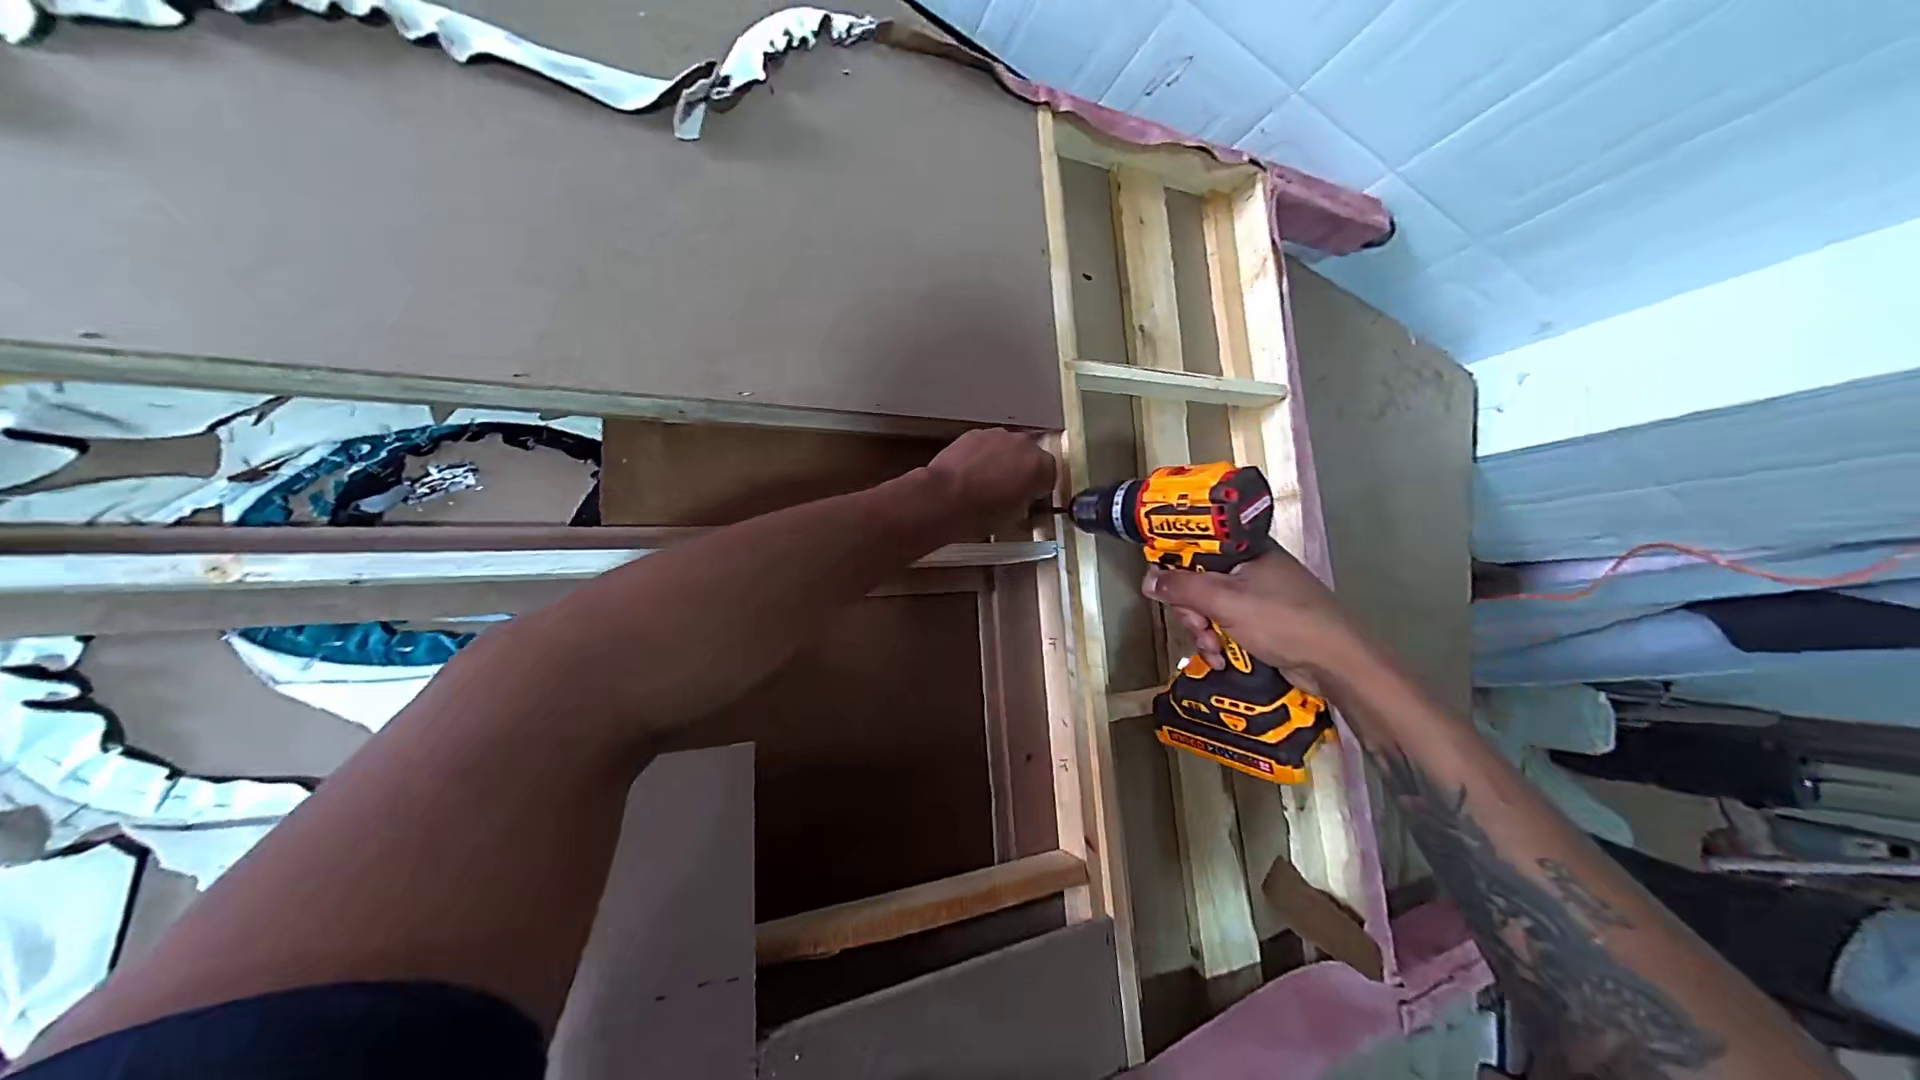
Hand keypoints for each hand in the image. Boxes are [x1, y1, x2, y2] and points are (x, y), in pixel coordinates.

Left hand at [925, 428, 1055, 533]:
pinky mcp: (974, 433)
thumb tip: (1022, 498)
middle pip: (1031, 455)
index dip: (1040, 488)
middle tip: (1009, 490)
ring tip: (987, 482)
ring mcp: (997, 436)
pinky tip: (972, 473)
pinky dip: (983, 455)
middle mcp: (1023, 444)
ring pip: (1008, 447)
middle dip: (1023, 470)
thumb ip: (1026, 500)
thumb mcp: (1013, 516)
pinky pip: (987, 444)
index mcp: (1040, 467)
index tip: (1032, 497)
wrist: (943, 499)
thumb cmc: (978, 513)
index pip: (1050, 475)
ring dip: (1003, 460)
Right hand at [1142, 548, 1367, 690]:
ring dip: (1203, 631)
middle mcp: (1250, 568)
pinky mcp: (1261, 621)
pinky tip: (1221, 658)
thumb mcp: (1225, 601)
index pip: (1195, 547)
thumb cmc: (1283, 621)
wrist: (1335, 663)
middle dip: (1192, 611)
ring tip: (1213, 649)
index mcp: (1245, 549)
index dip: (1176, 568)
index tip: (1166, 590)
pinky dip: (1218, 641)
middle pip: (1198, 582)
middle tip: (1199, 628)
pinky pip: (1225, 625)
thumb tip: (1149, 579)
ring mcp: (1257, 596)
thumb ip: (1183, 588)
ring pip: (1209, 607)